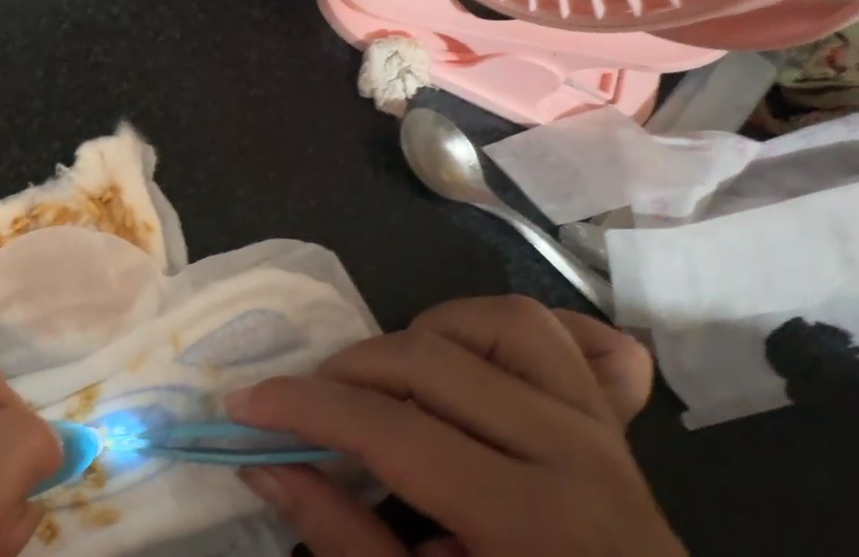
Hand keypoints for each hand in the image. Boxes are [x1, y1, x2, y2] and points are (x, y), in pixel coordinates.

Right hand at [224, 296, 684, 556]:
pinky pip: (569, 338)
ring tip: (388, 382)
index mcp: (538, 521)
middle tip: (304, 409)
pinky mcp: (614, 423)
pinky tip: (468, 361)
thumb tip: (261, 467)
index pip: (393, 429)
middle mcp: (579, 457)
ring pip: (504, 322)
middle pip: (431, 361)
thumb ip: (342, 537)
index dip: (305, 408)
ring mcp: (605, 430)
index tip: (243, 405)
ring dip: (426, 336)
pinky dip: (506, 334)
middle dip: (344, 374)